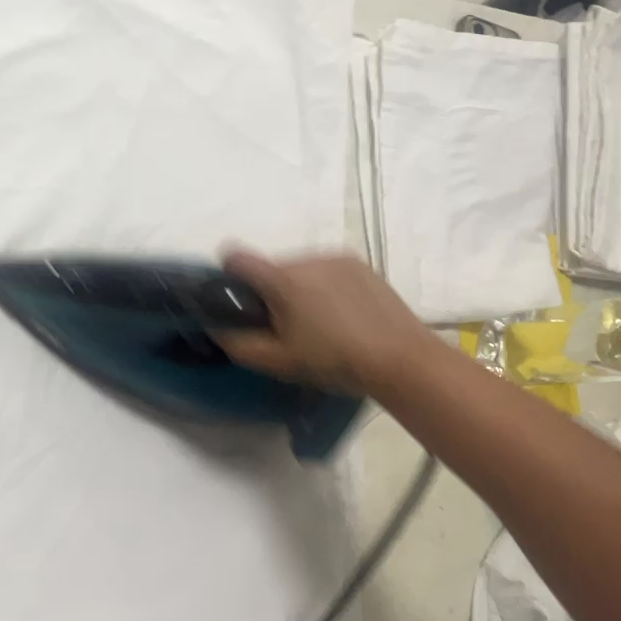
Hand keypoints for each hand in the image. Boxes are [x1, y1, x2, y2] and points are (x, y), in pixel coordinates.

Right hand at [215, 249, 436, 396]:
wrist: (401, 359)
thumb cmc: (333, 361)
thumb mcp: (278, 362)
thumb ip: (238, 343)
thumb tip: (218, 328)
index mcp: (283, 279)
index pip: (237, 257)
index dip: (227, 275)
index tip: (236, 301)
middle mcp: (307, 258)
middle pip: (271, 268)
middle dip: (269, 292)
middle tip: (284, 327)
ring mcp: (337, 258)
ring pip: (299, 269)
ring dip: (297, 290)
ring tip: (317, 323)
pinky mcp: (361, 265)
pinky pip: (326, 270)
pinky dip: (323, 287)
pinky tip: (340, 315)